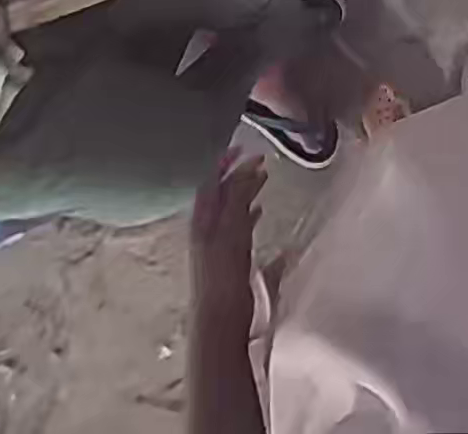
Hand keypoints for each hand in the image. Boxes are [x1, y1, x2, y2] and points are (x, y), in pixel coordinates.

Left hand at [191, 152, 264, 311]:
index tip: (242, 146)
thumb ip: (238, 199)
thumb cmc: (224, 274)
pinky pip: (238, 224)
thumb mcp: (233, 231)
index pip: (211, 180)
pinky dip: (248, 211)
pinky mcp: (227, 257)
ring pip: (230, 207)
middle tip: (260, 159)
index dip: (224, 162)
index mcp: (203, 218)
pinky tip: (260, 211)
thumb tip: (246, 168)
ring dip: (245, 190)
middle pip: (221, 191)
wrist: (220, 322)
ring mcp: (216, 242)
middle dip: (238, 173)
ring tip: (264, 178)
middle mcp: (206, 227)